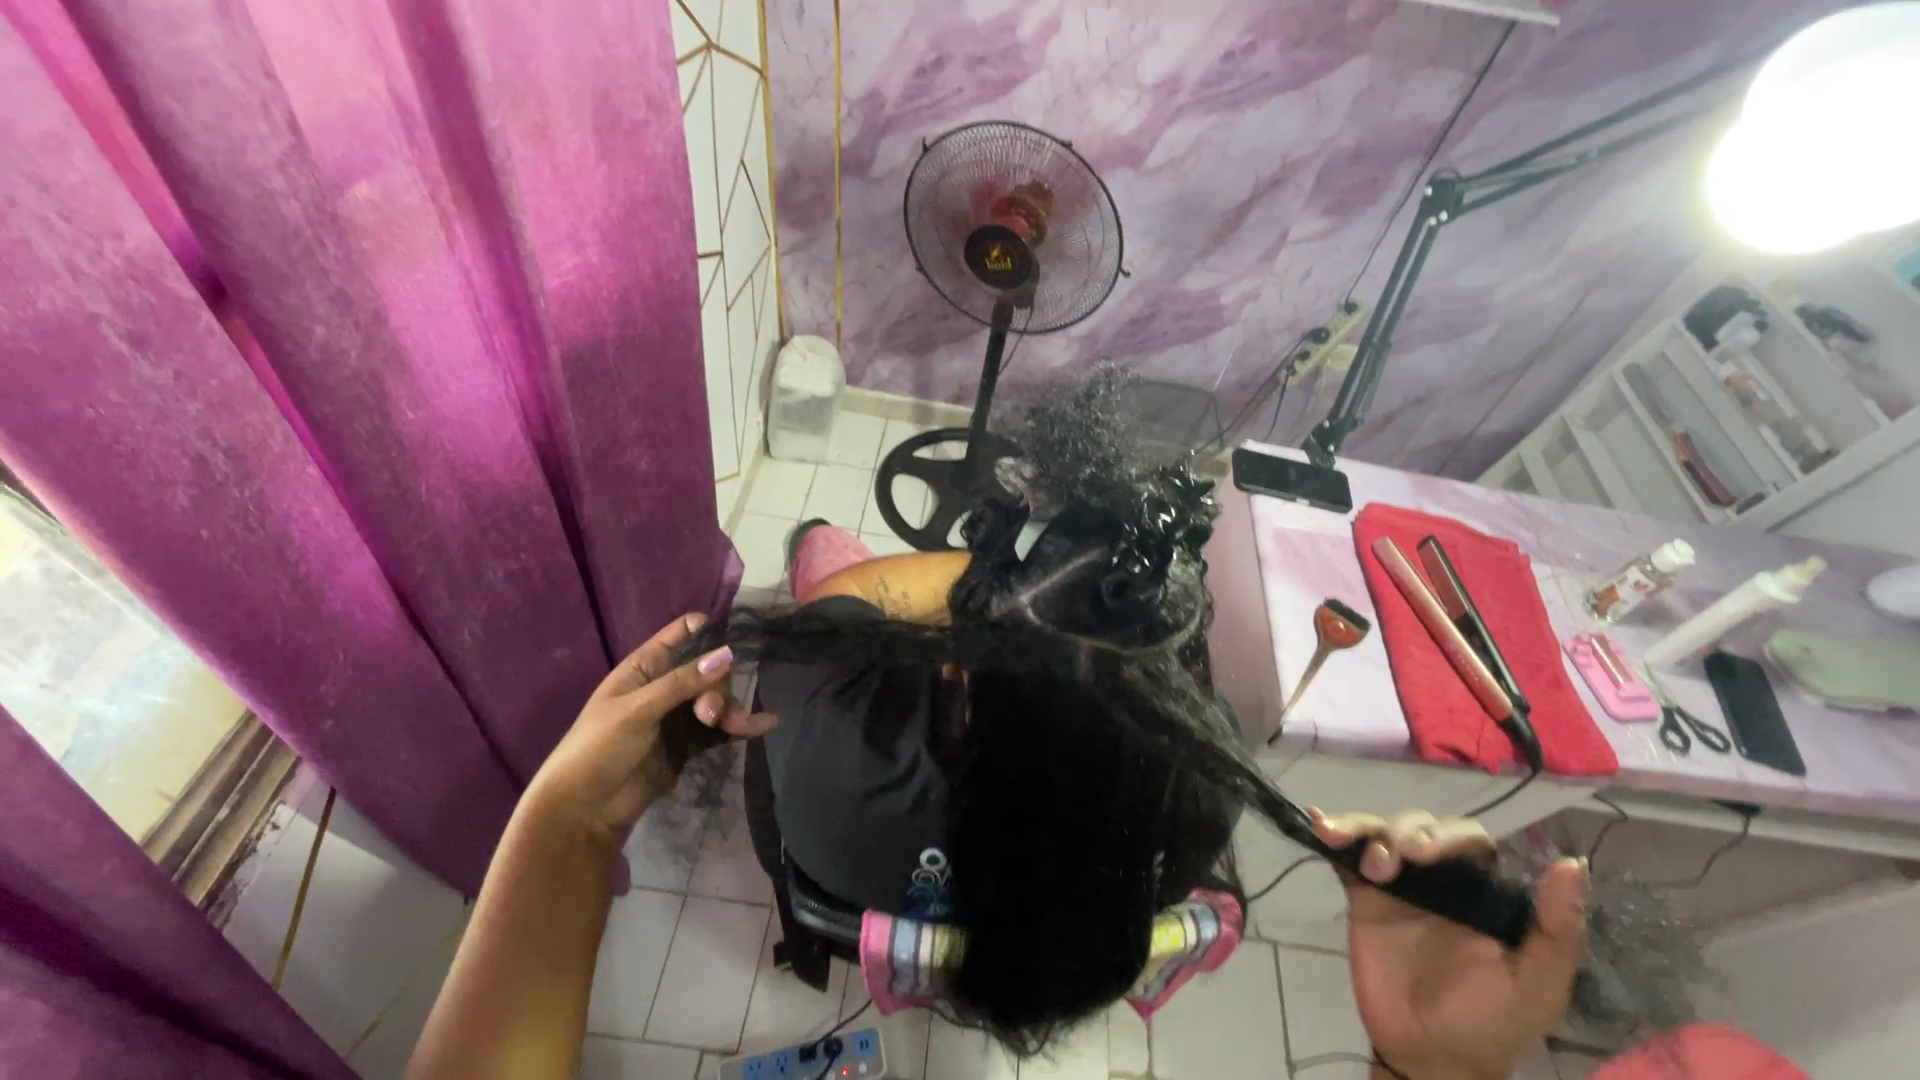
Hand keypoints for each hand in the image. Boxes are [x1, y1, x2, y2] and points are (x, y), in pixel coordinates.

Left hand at [525, 613, 775, 845]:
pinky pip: (718, 730)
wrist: (585, 809)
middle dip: (717, 688)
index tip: (731, 643)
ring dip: (730, 710)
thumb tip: (728, 654)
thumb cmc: (598, 748)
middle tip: (709, 715)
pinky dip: (739, 727)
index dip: (707, 632)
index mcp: (644, 668)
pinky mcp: (687, 746)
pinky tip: (764, 725)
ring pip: (716, 701)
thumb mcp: (638, 710)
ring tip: (738, 728)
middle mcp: (664, 687)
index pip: (681, 635)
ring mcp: (676, 718)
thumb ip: (682, 683)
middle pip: (707, 671)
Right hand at [1310, 808, 1588, 1079]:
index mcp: (1485, 888)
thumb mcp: (1537, 983)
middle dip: (1404, 830)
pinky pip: (1347, 857)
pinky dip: (1333, 835)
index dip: (1447, 835)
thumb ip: (1556, 929)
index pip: (1468, 839)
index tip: (1424, 855)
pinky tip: (1317, 825)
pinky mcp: (1363, 896)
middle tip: (1395, 858)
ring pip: (1380, 832)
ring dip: (1363, 828)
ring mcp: (1399, 883)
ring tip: (1344, 841)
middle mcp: (1441, 876)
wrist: (1429, 1056)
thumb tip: (1571, 862)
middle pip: (1419, 825)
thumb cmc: (1492, 1020)